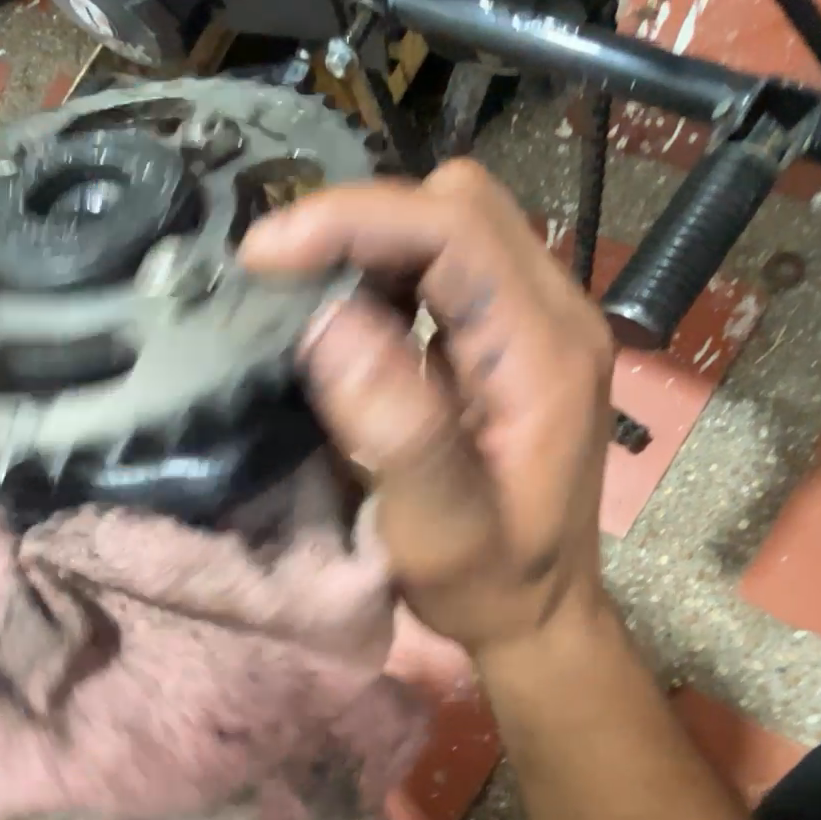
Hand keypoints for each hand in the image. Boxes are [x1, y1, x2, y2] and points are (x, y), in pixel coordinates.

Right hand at [240, 161, 615, 656]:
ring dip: (371, 241)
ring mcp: (541, 320)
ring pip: (454, 223)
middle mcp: (557, 314)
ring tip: (303, 287)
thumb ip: (397, 429)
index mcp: (545, 353)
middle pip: (459, 206)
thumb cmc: (490, 584)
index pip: (455, 231)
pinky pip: (451, 264)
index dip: (353, 221)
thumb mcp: (440, 530)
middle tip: (282, 273)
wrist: (540, 613)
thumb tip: (327, 321)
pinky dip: (388, 268)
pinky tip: (348, 312)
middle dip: (360, 222)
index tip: (264, 253)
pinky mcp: (514, 336)